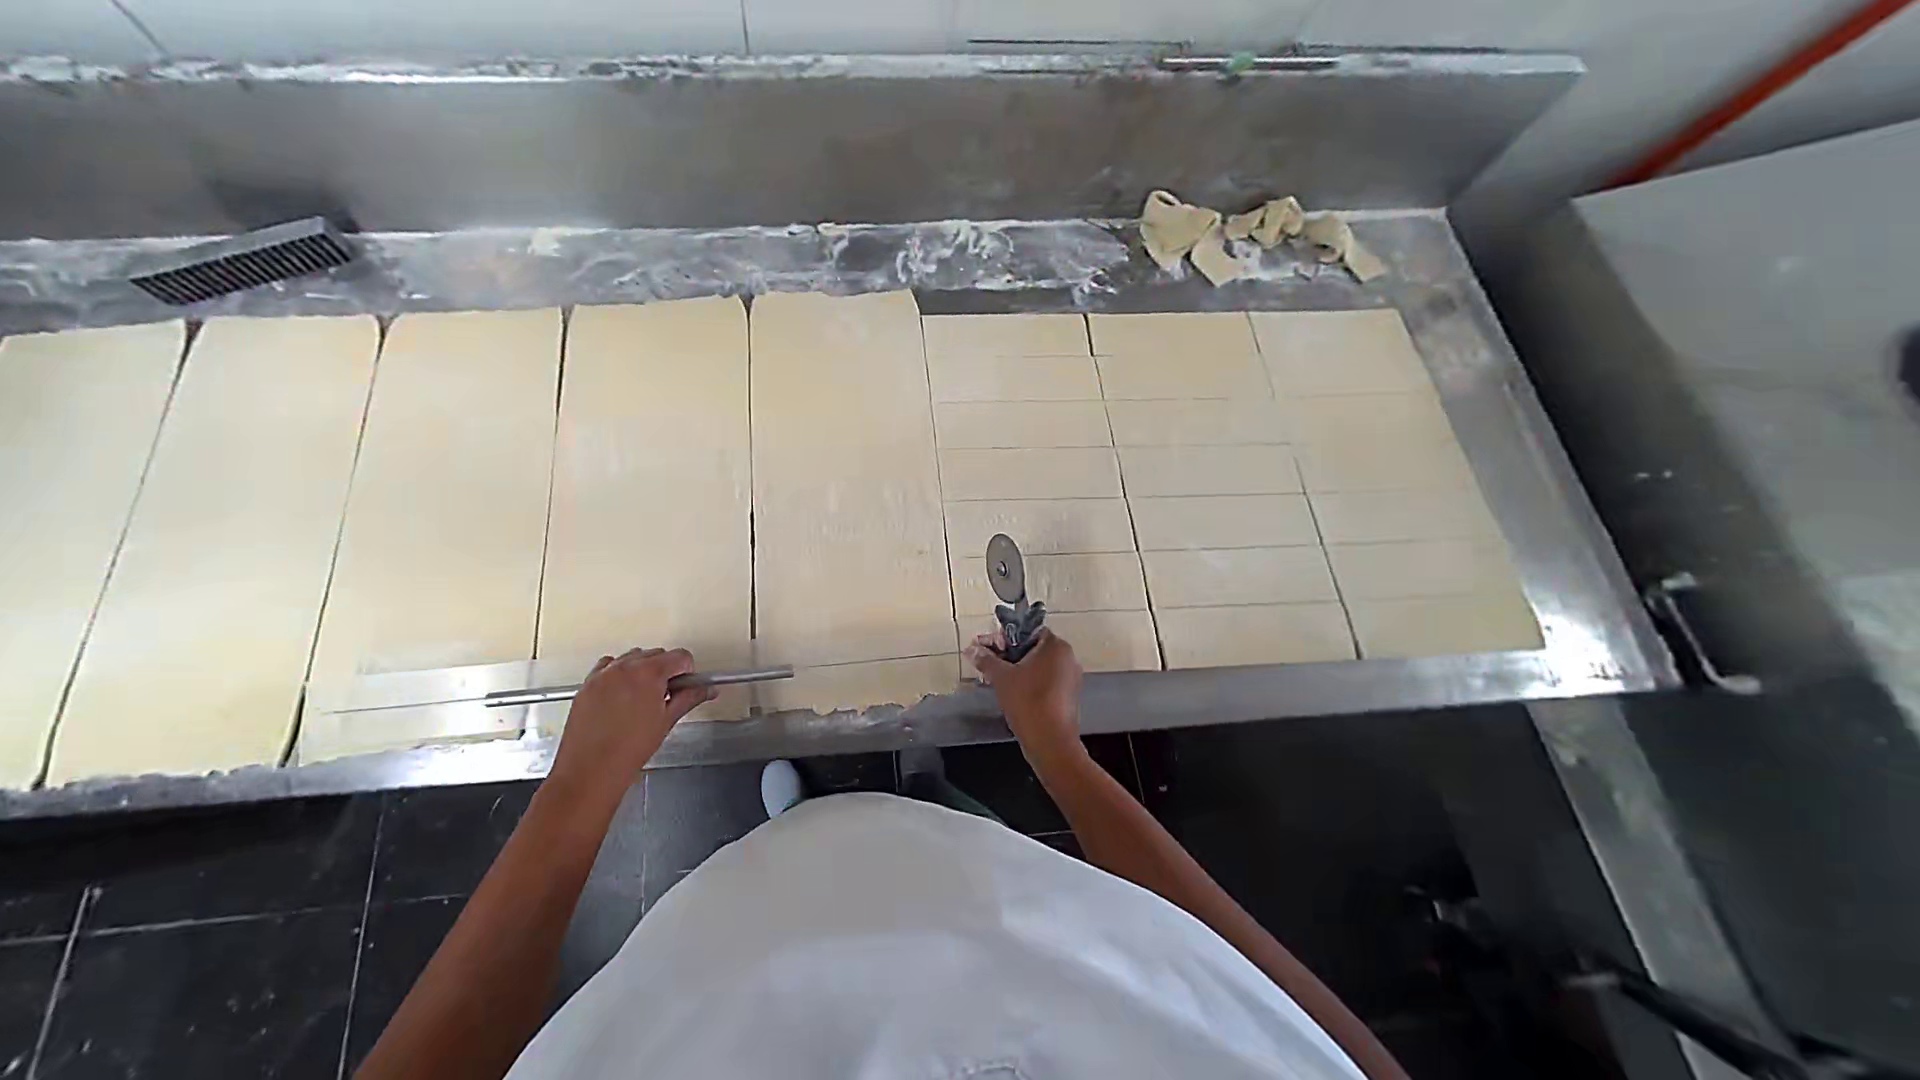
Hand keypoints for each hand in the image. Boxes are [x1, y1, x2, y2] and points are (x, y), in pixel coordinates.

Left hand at [547, 648, 713, 802]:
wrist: (591, 769)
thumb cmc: (627, 749)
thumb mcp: (667, 720)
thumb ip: (690, 698)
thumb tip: (705, 690)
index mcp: (648, 673)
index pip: (680, 656)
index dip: (688, 671)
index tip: (686, 685)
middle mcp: (624, 668)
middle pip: (656, 654)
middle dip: (666, 670)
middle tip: (667, 695)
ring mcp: (603, 675)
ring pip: (632, 658)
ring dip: (642, 670)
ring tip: (643, 698)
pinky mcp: (587, 685)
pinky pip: (607, 667)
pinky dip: (618, 674)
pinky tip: (622, 696)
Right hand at [965, 628, 1084, 766]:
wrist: (1051, 742)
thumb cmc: (1027, 701)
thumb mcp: (1001, 678)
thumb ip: (986, 660)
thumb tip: (971, 649)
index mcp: (1056, 646)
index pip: (1027, 630)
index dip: (1004, 636)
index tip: (986, 647)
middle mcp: (1067, 657)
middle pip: (1033, 648)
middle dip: (1008, 653)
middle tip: (987, 662)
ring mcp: (1070, 678)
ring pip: (1038, 666)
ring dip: (1017, 668)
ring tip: (995, 678)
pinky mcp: (1068, 696)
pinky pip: (1045, 680)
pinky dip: (1029, 682)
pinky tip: (1011, 691)